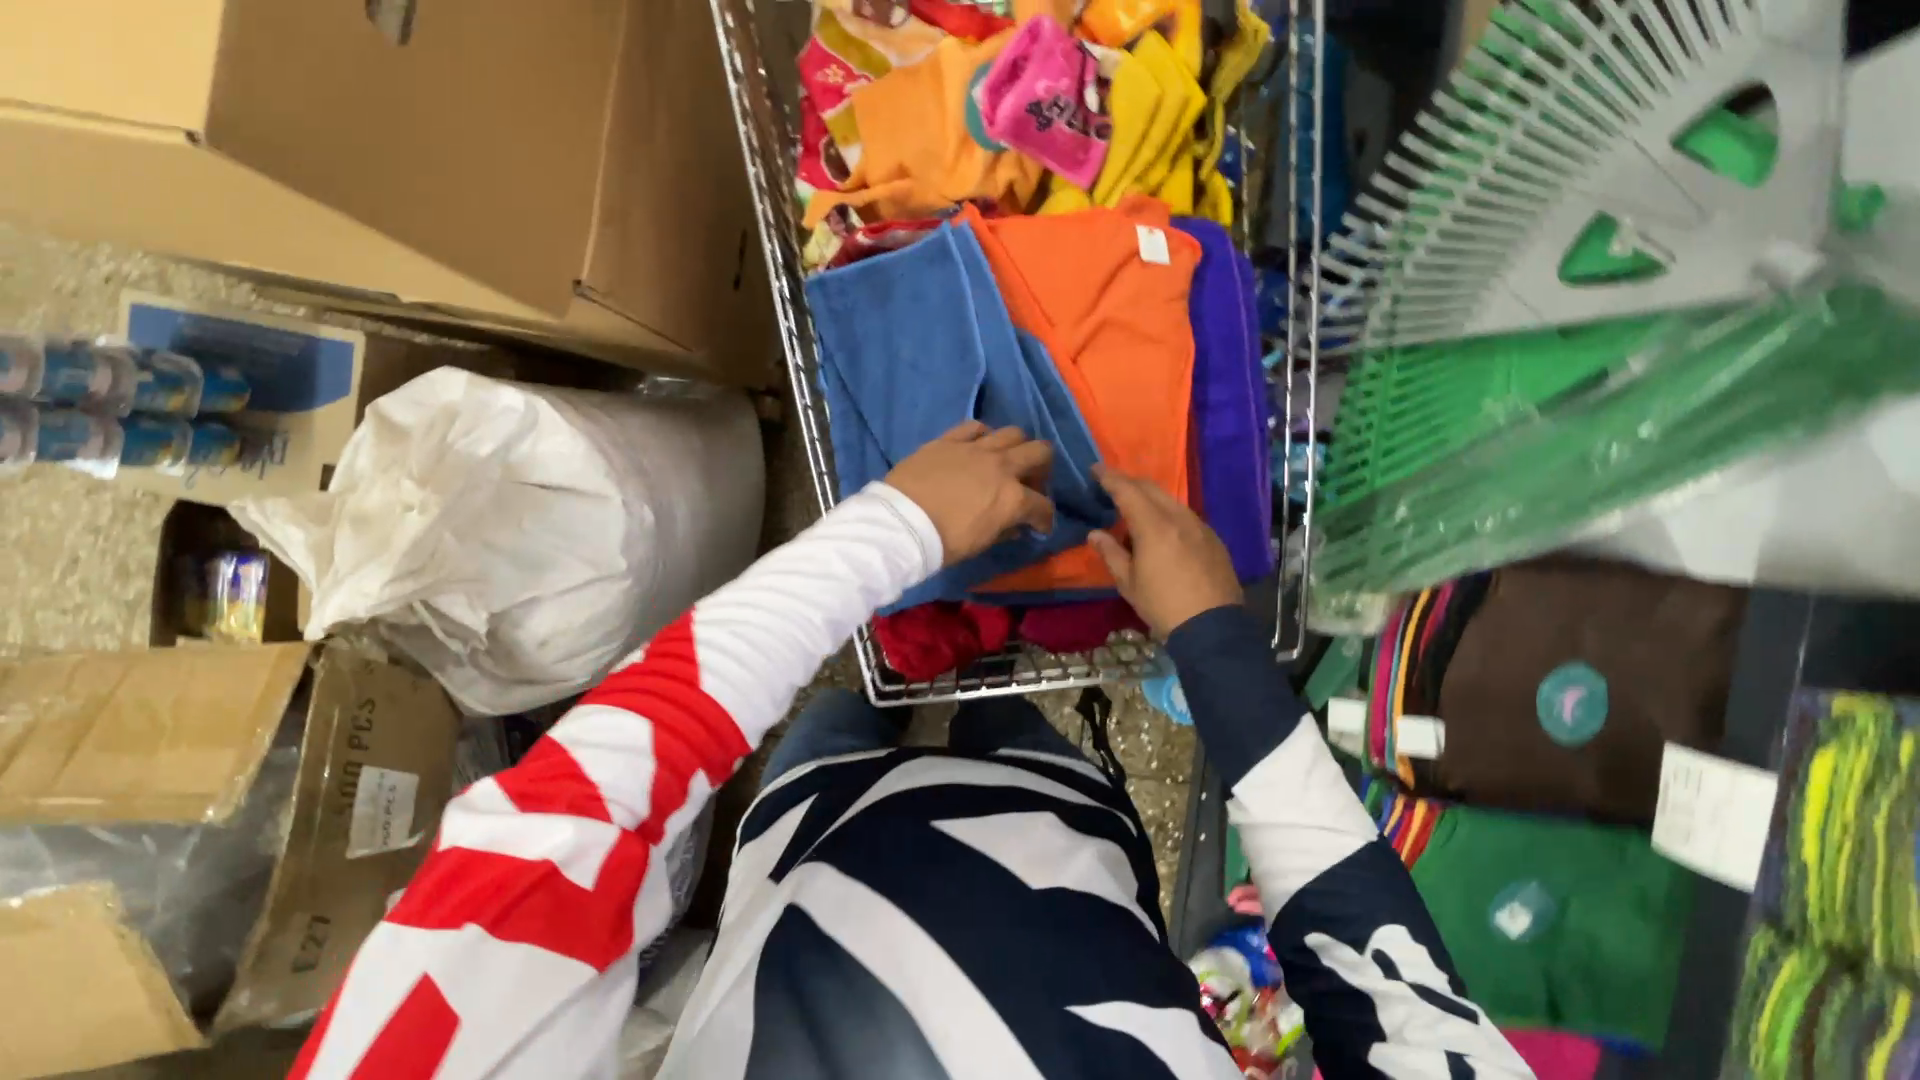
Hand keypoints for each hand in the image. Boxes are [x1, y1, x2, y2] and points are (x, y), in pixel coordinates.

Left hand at [885, 421, 1055, 565]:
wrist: (902, 523)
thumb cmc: (945, 541)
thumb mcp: (982, 543)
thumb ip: (1004, 529)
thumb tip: (1016, 526)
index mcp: (1013, 498)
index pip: (1043, 506)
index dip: (1045, 518)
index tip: (1039, 525)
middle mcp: (1002, 466)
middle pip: (1040, 452)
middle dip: (1042, 469)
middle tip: (1030, 483)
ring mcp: (976, 448)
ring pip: (1013, 433)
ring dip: (1017, 447)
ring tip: (1005, 461)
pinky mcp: (949, 440)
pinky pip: (975, 427)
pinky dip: (983, 436)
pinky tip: (978, 446)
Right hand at [1087, 464, 1241, 638]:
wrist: (1212, 626)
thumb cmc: (1163, 606)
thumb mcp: (1128, 583)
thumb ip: (1111, 553)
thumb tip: (1095, 534)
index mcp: (1154, 526)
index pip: (1128, 491)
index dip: (1110, 477)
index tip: (1095, 469)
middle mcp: (1179, 518)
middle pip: (1152, 488)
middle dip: (1130, 482)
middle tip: (1112, 484)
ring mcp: (1200, 527)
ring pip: (1171, 500)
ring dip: (1150, 497)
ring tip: (1135, 507)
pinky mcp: (1213, 539)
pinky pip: (1186, 516)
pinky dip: (1168, 512)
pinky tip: (1162, 528)